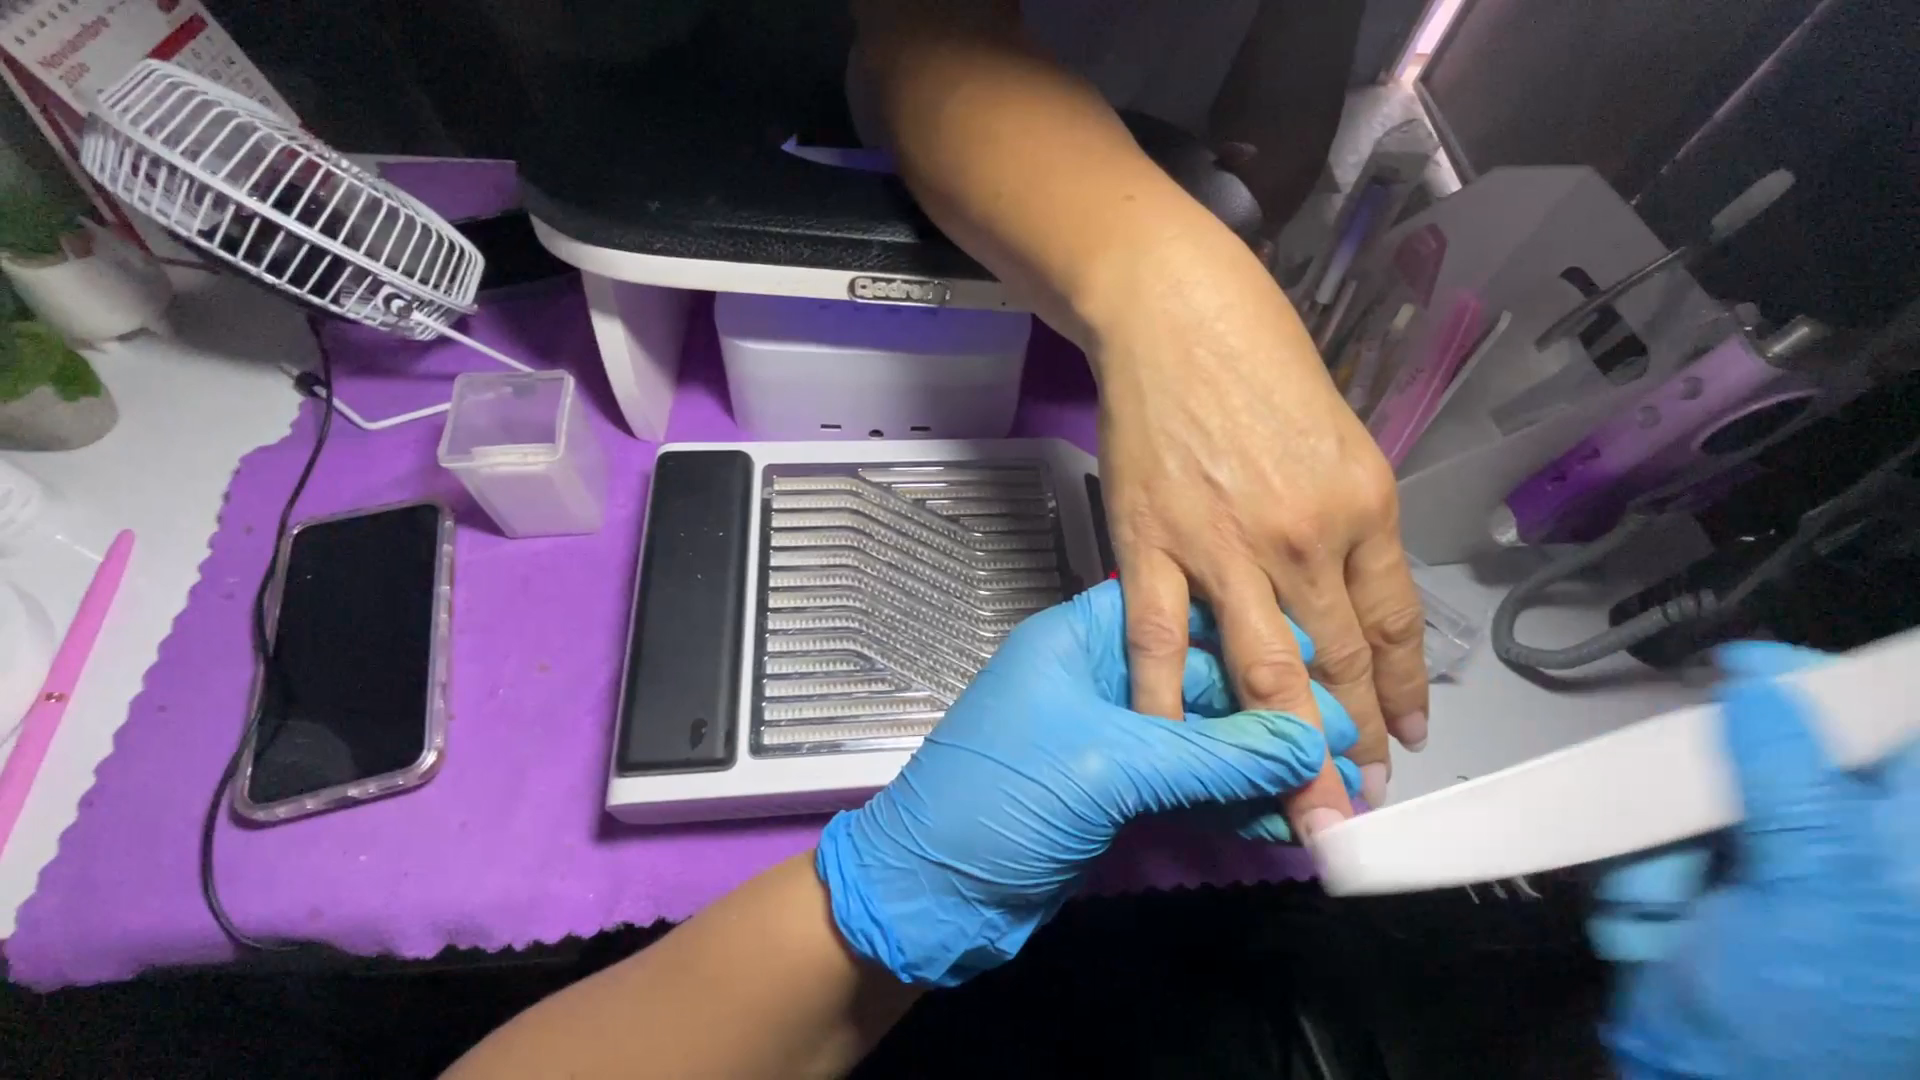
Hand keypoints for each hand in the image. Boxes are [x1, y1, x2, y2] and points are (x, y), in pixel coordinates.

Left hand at [816, 580, 1359, 985]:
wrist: (932, 895)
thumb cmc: (1004, 801)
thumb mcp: (1105, 766)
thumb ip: (1210, 754)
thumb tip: (1310, 745)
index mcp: (1080, 640)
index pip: (1182, 617)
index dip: (1252, 639)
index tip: (1324, 668)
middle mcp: (1098, 678)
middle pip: (1200, 683)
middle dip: (1269, 718)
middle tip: (1346, 750)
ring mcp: (1107, 738)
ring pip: (1200, 740)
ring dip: (1261, 769)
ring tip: (1334, 795)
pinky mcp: (1114, 791)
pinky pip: (1186, 786)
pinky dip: (1230, 803)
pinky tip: (1284, 822)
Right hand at [1087, 238, 1426, 828]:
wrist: (1174, 318)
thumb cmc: (1256, 363)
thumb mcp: (1332, 435)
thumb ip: (1343, 519)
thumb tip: (1337, 591)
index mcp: (1363, 505)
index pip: (1392, 625)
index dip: (1398, 691)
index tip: (1399, 738)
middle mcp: (1306, 537)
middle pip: (1338, 662)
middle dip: (1350, 742)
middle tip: (1357, 803)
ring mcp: (1227, 547)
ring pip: (1264, 667)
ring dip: (1282, 747)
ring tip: (1295, 808)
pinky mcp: (1153, 545)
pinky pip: (1164, 641)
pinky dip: (1173, 702)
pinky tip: (1179, 749)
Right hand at [1602, 642, 1919, 1077]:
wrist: (1702, 1078)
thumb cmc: (1796, 1011)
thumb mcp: (1818, 900)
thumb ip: (1795, 791)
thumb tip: (1759, 686)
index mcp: (1902, 851)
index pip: (1888, 739)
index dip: (1824, 689)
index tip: (1742, 665)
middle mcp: (1840, 851)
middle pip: (1765, 762)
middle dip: (1704, 794)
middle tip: (1692, 827)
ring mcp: (1760, 869)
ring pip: (1687, 802)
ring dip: (1662, 848)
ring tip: (1677, 908)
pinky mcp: (1697, 882)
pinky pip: (1650, 839)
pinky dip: (1639, 872)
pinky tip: (1659, 921)